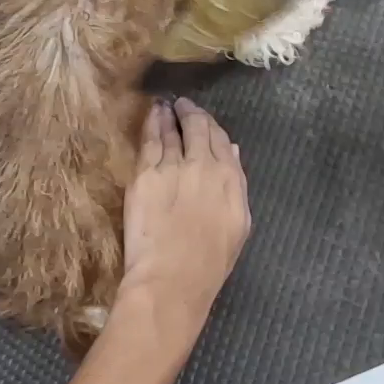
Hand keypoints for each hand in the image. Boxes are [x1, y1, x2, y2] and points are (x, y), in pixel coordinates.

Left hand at [114, 98, 251, 341]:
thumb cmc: (210, 262)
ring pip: (171, 131)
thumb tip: (233, 152)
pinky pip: (149, 140)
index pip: (222, 141)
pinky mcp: (145, 174)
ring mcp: (172, 166)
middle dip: (191, 114)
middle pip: (197, 129)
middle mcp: (204, 165)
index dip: (212, 127)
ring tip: (164, 105)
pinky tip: (151, 115)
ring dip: (168, 115)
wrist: (173, 277)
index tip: (203, 120)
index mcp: (231, 179)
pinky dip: (151, 124)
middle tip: (183, 105)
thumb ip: (236, 184)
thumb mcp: (238, 224)